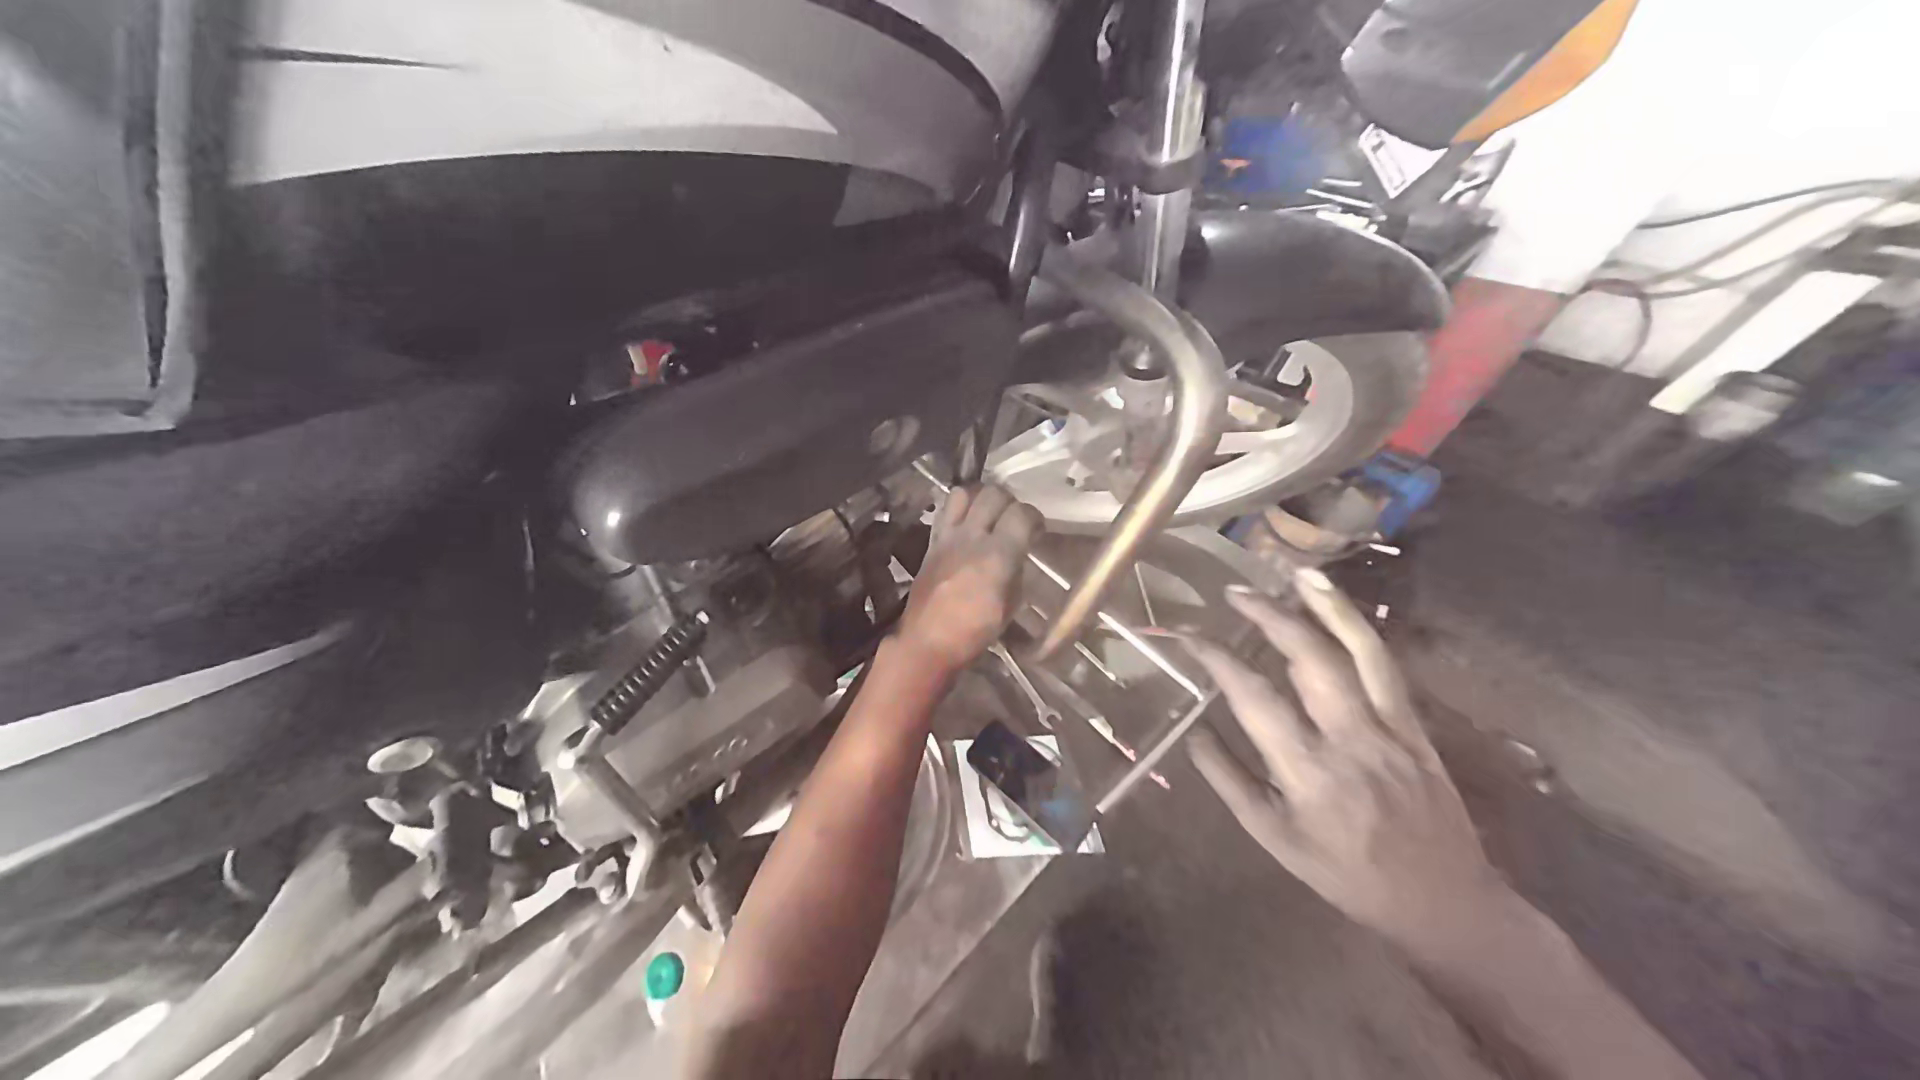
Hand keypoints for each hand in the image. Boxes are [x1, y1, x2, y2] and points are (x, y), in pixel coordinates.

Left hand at [896, 483, 1041, 675]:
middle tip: (1013, 520)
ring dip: (980, 498)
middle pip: (994, 494)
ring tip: (988, 514)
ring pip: (965, 492)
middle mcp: (973, 536)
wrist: (927, 641)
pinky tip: (966, 524)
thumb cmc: (973, 631)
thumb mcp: (1010, 606)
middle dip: (1010, 502)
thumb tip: (1017, 556)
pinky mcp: (931, 542)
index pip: (1022, 513)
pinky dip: (958, 509)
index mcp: (998, 554)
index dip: (1035, 518)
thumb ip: (1016, 573)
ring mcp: (948, 536)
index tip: (1037, 531)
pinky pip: (944, 511)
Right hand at [1182, 568, 1508, 949]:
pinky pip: (1387, 667)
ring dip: (1325, 606)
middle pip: (1309, 659)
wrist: (1442, 901)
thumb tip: (1193, 728)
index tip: (1188, 634)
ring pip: (1360, 652)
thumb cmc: (1344, 872)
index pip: (1252, 695)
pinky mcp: (1416, 726)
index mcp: (1306, 771)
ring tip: (1295, 574)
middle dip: (1269, 615)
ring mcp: (1391, 728)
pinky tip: (1339, 608)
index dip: (1216, 657)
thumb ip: (1228, 779)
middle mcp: (1350, 739)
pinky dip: (1360, 630)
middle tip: (1236, 592)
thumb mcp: (1272, 836)